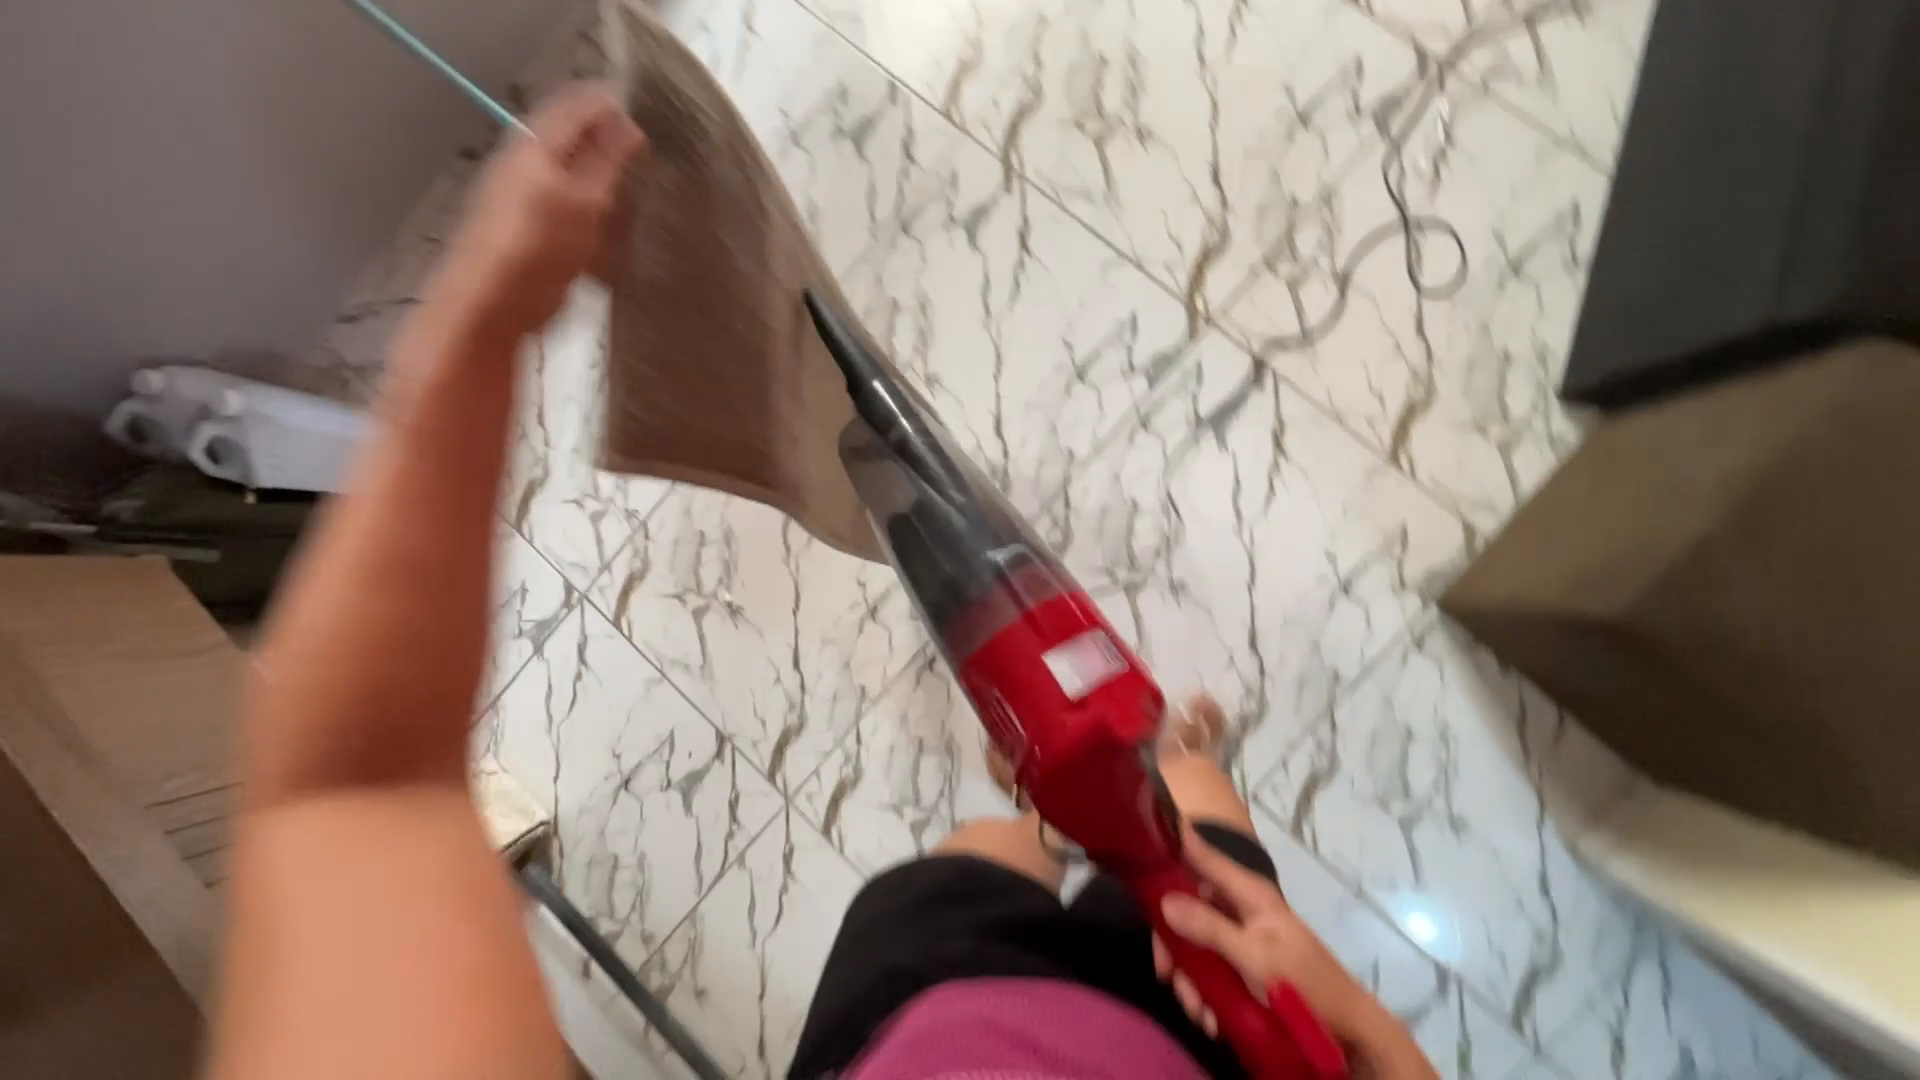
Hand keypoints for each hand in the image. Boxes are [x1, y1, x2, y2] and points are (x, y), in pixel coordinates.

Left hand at [434, 83, 644, 338]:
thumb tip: (632, 126)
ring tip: (649, 210)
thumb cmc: (537, 246)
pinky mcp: (545, 237)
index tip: (658, 125)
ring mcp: (538, 202)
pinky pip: (584, 222)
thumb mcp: (583, 199)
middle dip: (621, 157)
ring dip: (617, 198)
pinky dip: (606, 229)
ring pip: (588, 187)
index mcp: (538, 146)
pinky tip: (626, 245)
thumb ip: (609, 161)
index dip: (616, 107)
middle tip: (660, 171)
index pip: (580, 105)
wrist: (495, 304)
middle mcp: (534, 166)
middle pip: (585, 147)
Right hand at [1153, 829, 1434, 1078]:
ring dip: (1189, 978)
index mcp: (1247, 892)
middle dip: (1173, 944)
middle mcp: (1240, 907)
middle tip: (1166, 974)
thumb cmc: (1306, 984)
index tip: (1136, 843)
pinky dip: (1204, 993)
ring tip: (1197, 1011)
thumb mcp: (1255, 957)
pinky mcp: (1242, 965)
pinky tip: (1209, 1018)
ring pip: (1194, 944)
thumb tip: (1163, 899)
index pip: (1201, 853)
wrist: (1349, 1033)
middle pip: (1186, 907)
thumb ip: (1210, 927)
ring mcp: (1241, 936)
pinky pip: (1209, 970)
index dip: (1170, 842)